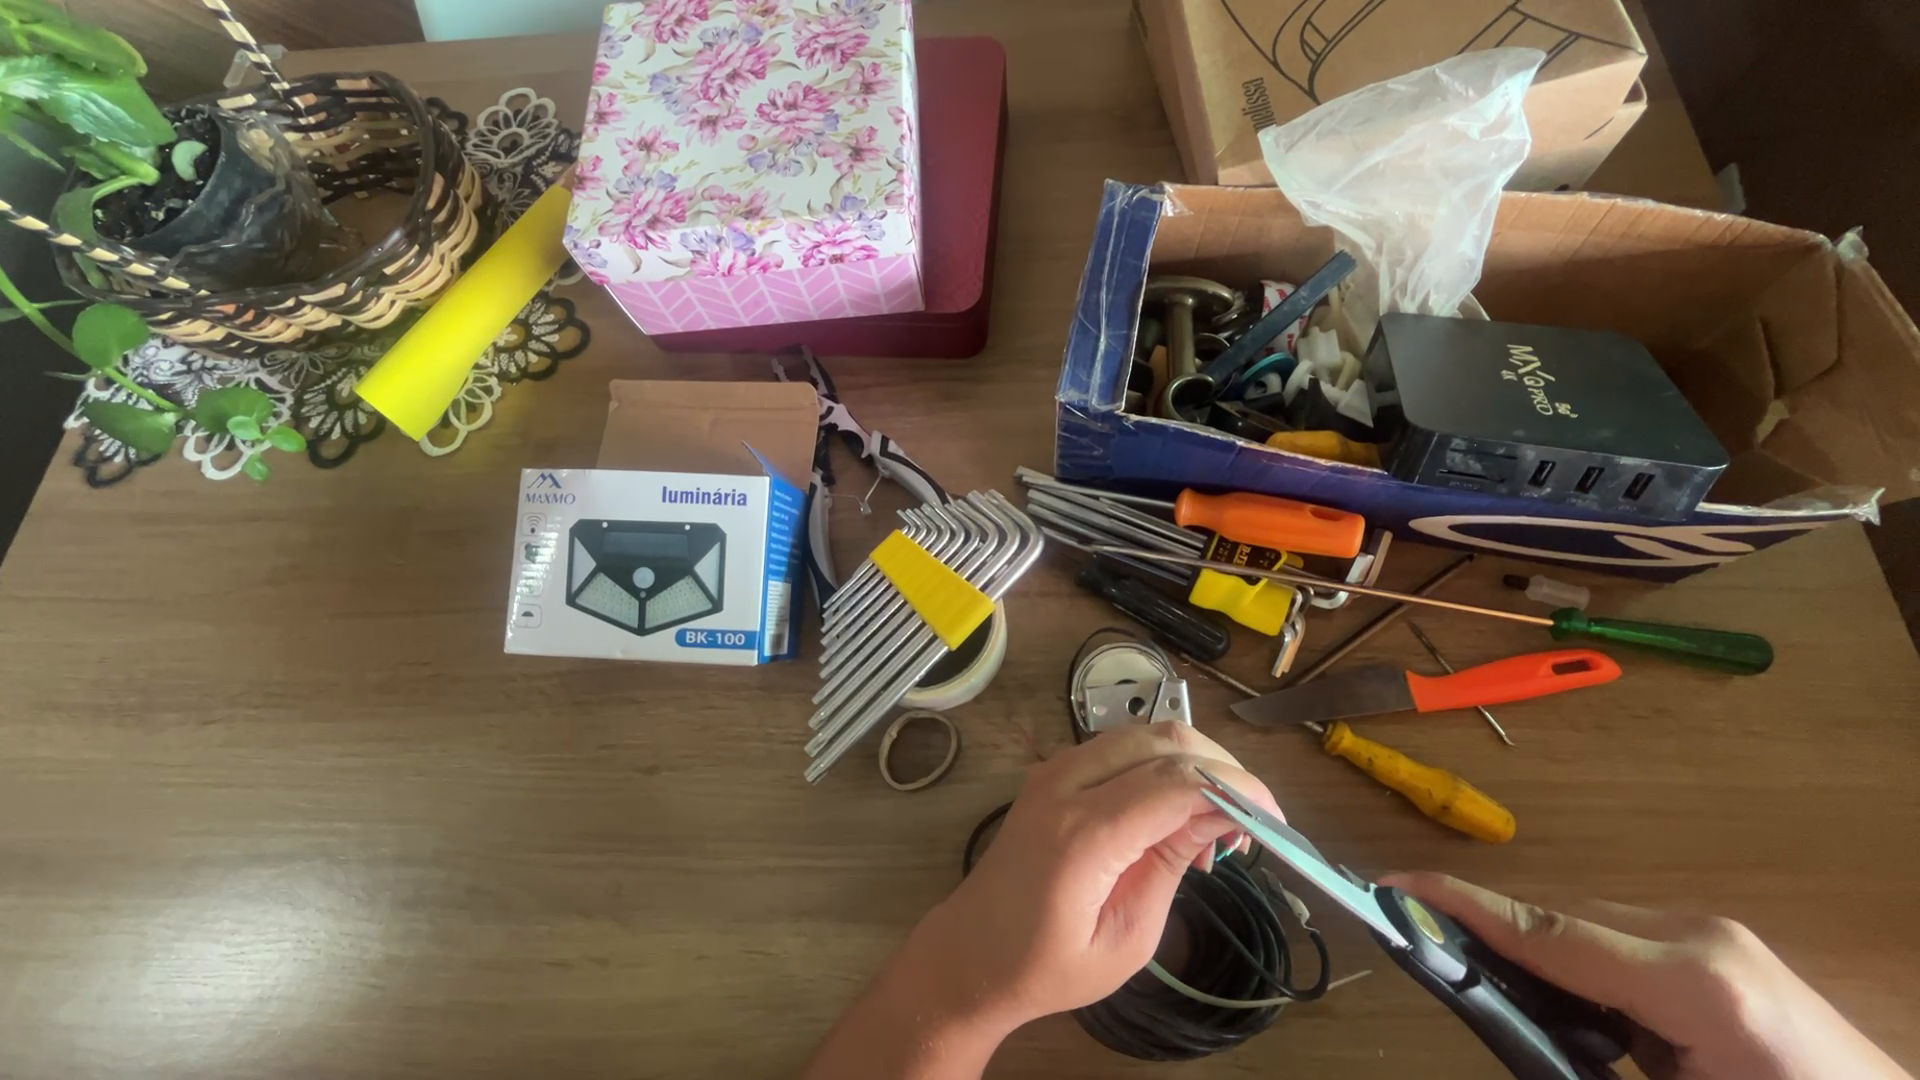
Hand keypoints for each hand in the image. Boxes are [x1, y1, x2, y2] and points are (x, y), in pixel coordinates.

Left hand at [905, 723, 1278, 1036]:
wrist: (973, 949)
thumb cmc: (1048, 964)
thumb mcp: (1128, 936)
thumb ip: (1170, 864)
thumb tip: (1221, 815)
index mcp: (1082, 834)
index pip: (1175, 782)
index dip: (1236, 790)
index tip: (1274, 820)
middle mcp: (1064, 783)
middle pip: (1162, 739)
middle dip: (1221, 767)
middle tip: (1249, 819)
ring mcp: (1053, 769)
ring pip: (1142, 733)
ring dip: (1191, 762)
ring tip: (1213, 821)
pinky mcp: (1052, 770)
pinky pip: (1119, 746)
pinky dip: (1160, 764)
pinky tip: (1174, 810)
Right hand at [1383, 873, 1912, 1079]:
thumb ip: (1571, 1060)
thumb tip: (1495, 1021)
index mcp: (1697, 983)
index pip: (1546, 934)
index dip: (1460, 907)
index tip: (1392, 883)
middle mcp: (1700, 938)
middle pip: (1556, 923)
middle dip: (1493, 940)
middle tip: (1435, 959)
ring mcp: (1713, 936)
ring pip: (1580, 928)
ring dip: (1538, 960)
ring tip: (1513, 1002)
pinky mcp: (1718, 947)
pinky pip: (1615, 942)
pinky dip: (1580, 970)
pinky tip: (1583, 1015)